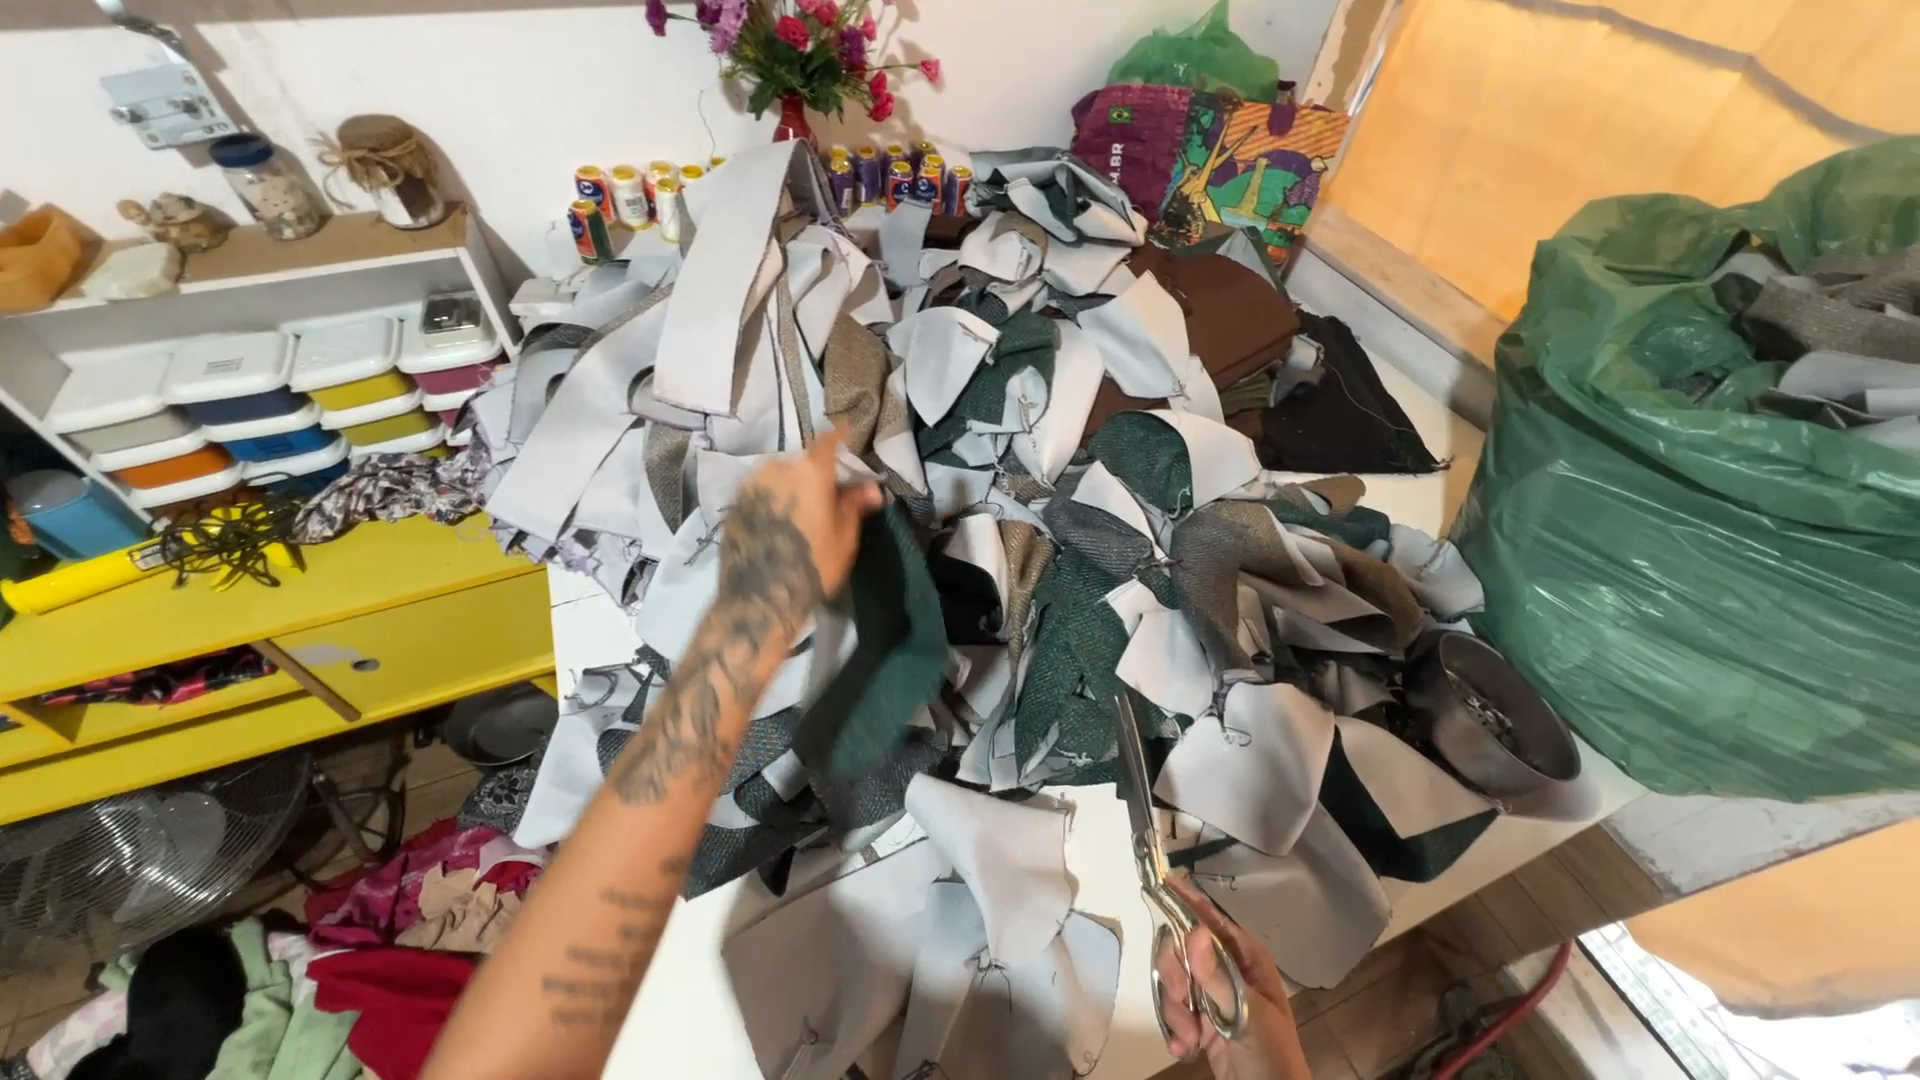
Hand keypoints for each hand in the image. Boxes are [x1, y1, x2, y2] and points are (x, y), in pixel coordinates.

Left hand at [718, 429, 884, 627]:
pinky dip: (772, 499)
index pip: (829, 440)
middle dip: (815, 472)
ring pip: (779, 475)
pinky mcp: (734, 503)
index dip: (840, 438)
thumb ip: (855, 505)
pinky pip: (761, 491)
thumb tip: (873, 489)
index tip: (848, 438)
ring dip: (791, 485)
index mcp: (810, 470)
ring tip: (800, 512)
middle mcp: (778, 467)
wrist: (759, 598)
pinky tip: (778, 523)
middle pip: (802, 460)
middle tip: (827, 493)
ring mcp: (751, 484)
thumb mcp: (844, 537)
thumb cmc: (813, 566)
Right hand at [1156, 875, 1311, 1079]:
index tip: (1162, 882)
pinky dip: (1175, 1030)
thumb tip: (1192, 930)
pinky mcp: (1200, 1021)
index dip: (1187, 900)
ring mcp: (1212, 995)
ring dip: (1175, 1011)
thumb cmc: (1272, 1057)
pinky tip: (1185, 1048)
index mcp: (1246, 959)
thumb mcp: (1247, 1016)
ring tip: (1190, 1038)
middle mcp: (1227, 969)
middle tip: (1180, 997)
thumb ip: (1217, 976)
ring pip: (1174, 980)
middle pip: (1182, 947)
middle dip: (1174, 974)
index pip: (1211, 918)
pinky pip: (1173, 1010)